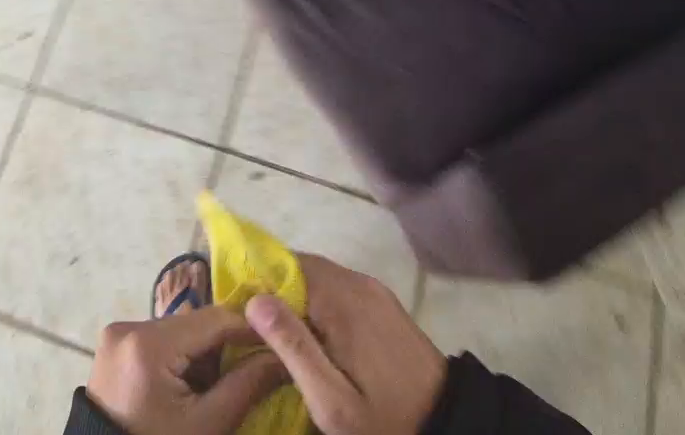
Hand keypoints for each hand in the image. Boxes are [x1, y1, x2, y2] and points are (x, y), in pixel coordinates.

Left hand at [87, 305, 289, 434]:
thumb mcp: (207, 425)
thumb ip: (247, 385)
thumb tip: (284, 357)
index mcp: (148, 343)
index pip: (214, 319)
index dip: (250, 329)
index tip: (279, 340)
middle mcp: (128, 326)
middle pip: (195, 324)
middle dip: (224, 346)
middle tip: (252, 368)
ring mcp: (117, 335)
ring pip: (180, 331)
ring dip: (204, 352)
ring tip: (218, 384)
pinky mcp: (114, 346)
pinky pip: (160, 341)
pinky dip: (181, 357)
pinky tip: (190, 386)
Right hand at [246, 253, 446, 434]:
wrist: (448, 423)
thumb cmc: (385, 418)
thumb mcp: (332, 401)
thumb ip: (294, 348)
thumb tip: (255, 301)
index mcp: (343, 300)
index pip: (287, 266)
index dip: (258, 282)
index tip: (235, 307)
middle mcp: (358, 283)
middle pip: (303, 267)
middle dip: (274, 288)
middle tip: (251, 323)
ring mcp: (373, 290)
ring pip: (320, 276)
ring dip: (294, 295)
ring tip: (275, 332)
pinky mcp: (382, 302)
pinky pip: (338, 288)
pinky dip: (316, 300)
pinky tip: (308, 333)